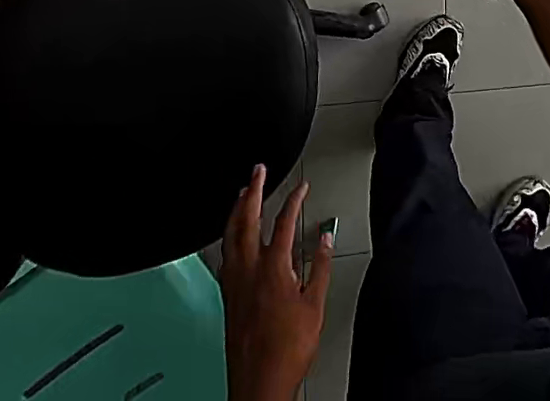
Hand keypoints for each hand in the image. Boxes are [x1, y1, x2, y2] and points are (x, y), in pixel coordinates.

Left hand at [222, 166, 331, 400]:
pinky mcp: (226, 297)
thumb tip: (325, 238)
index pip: (284, 222)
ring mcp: (233, 284)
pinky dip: (229, 235)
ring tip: (242, 192)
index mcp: (273, 269)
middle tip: (258, 171)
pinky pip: (224, 255)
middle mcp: (248, 272)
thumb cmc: (288, 349)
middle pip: (246, 220)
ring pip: (229, 236)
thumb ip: (320, 266)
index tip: (302, 187)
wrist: (259, 385)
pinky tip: (232, 236)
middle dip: (252, 191)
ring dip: (236, 210)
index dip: (295, 199)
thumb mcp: (315, 305)